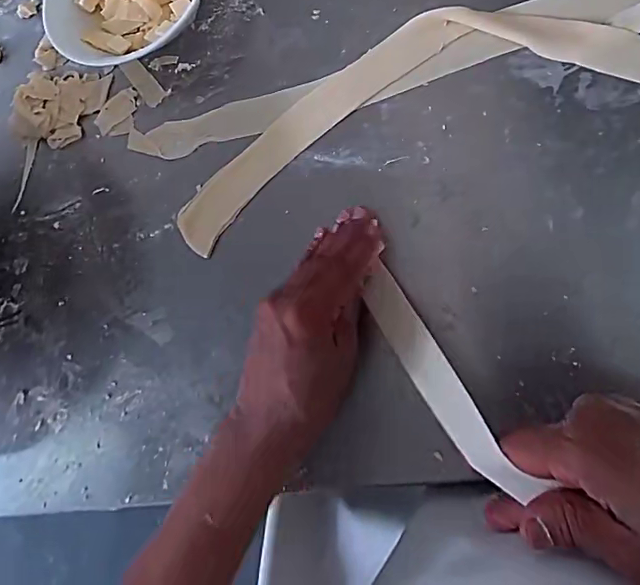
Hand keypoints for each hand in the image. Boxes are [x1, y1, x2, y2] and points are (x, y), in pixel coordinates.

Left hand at [230, 206, 383, 458]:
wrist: (263, 424)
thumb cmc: (310, 400)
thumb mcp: (342, 358)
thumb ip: (348, 313)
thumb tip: (357, 281)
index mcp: (309, 314)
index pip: (342, 272)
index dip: (362, 250)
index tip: (376, 230)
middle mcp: (287, 300)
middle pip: (324, 261)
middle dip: (347, 236)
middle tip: (364, 214)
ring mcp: (274, 301)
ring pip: (308, 263)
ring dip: (330, 240)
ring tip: (347, 218)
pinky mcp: (267, 306)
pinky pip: (296, 273)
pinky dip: (311, 254)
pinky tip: (320, 239)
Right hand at [485, 395, 639, 584]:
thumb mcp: (629, 553)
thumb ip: (566, 525)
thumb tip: (527, 520)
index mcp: (584, 442)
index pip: (514, 447)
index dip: (506, 481)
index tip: (505, 508)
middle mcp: (600, 413)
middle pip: (547, 443)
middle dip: (552, 482)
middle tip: (574, 528)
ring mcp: (626, 409)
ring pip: (580, 440)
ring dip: (585, 475)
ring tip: (625, 519)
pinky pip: (610, 433)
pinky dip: (612, 463)